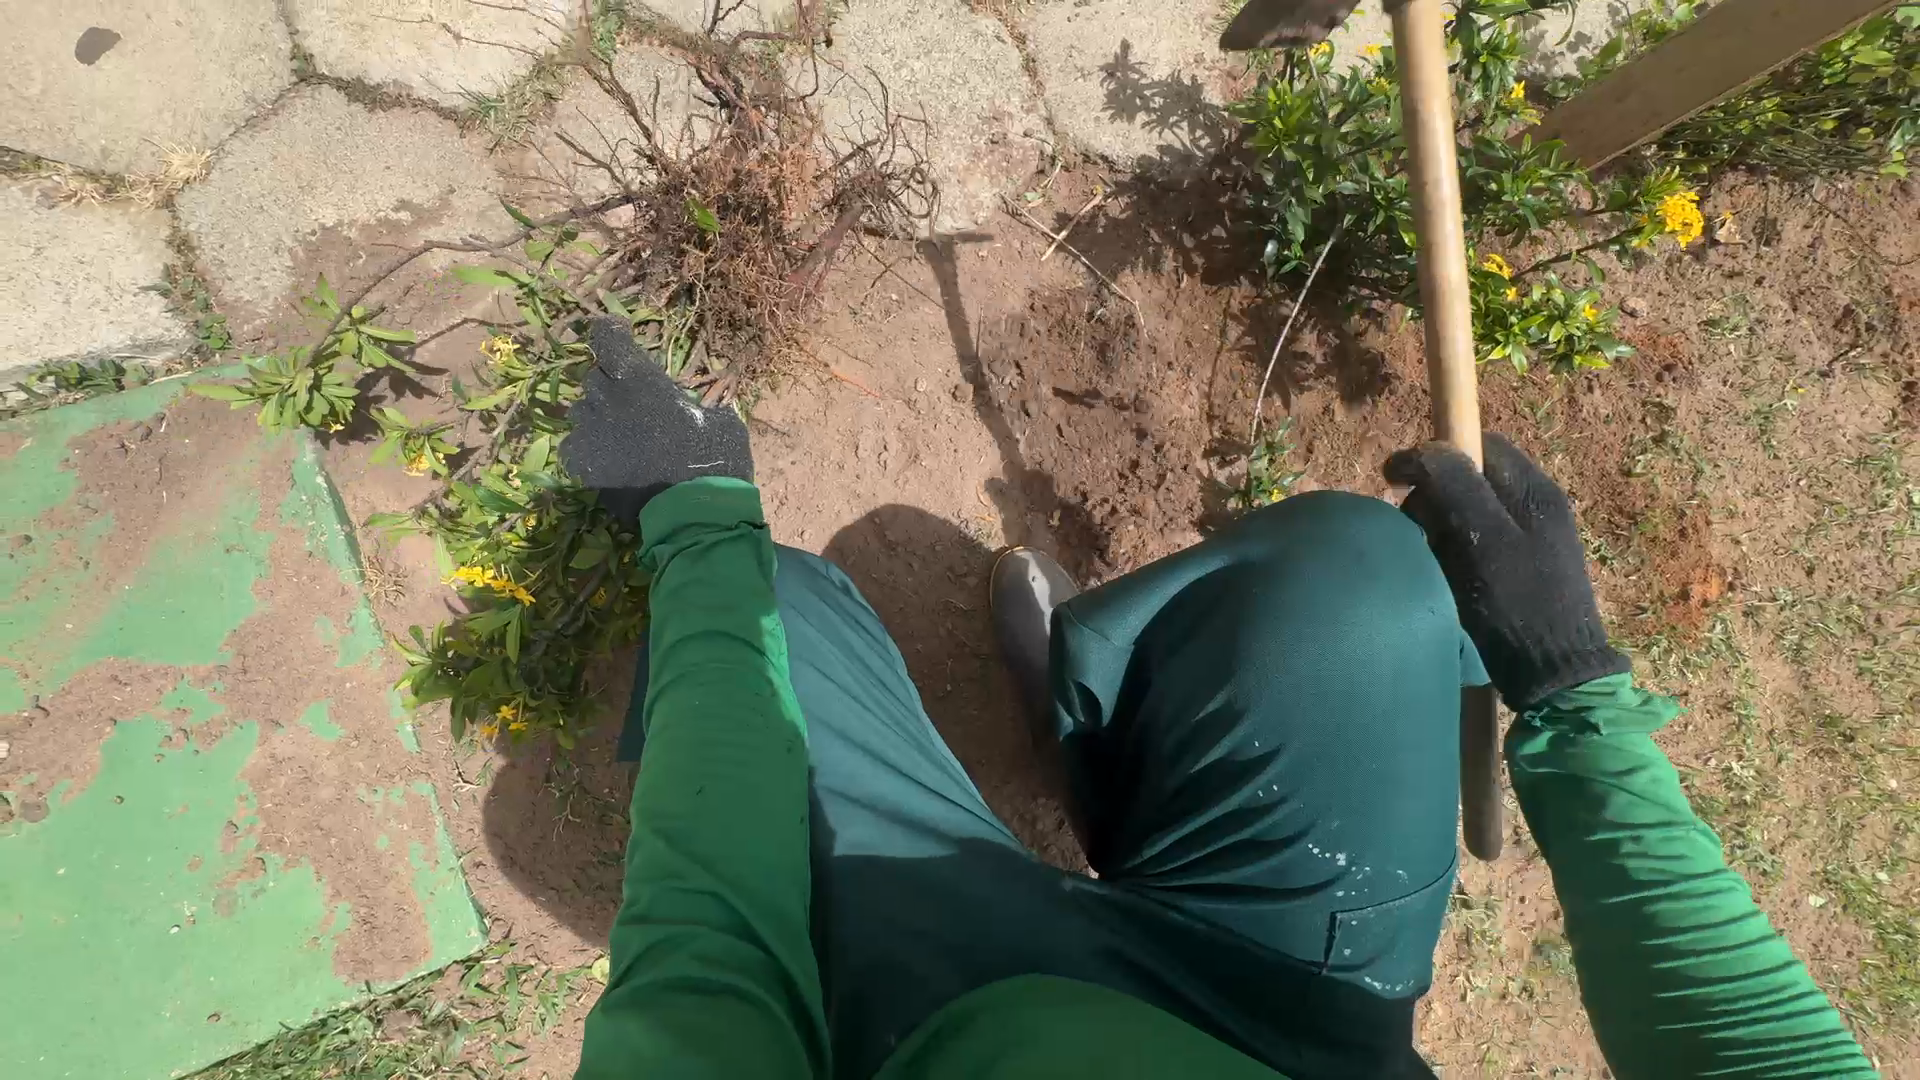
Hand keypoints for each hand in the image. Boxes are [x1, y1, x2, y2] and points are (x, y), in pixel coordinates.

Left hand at [560, 318, 752, 524]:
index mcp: (641, 380)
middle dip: (612, 387)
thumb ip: (704, 409)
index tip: (618, 336)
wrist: (696, 511)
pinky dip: (589, 450)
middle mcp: (608, 399)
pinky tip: (609, 461)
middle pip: (595, 378)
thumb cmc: (715, 460)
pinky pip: (575, 447)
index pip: (607, 338)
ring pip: (582, 413)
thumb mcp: (724, 424)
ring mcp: (591, 433)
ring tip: (621, 436)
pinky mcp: (584, 465)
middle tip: (633, 404)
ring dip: (599, 418)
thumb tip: (706, 411)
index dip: (610, 334)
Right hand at [1383, 432, 1628, 709]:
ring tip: (1431, 559)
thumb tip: (1422, 450)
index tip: (1395, 482)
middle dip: (1431, 499)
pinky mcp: (1515, 563)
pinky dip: (1448, 551)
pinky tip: (1445, 574)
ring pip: (1462, 510)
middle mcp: (1532, 505)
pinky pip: (1469, 539)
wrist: (1551, 670)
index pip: (1476, 444)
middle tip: (1418, 532)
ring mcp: (1526, 535)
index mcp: (1532, 489)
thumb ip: (1457, 486)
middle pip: (1465, 477)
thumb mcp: (1483, 538)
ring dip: (1436, 528)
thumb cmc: (1516, 601)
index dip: (1432, 456)